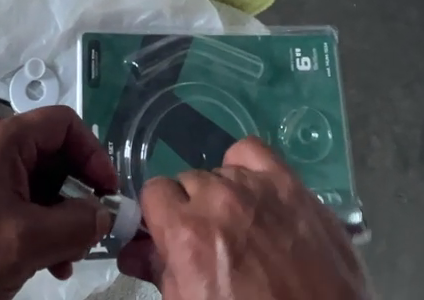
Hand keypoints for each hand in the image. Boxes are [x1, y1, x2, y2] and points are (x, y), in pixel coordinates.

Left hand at [0, 106, 118, 299]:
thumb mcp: (26, 242)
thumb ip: (75, 224)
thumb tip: (104, 214)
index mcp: (2, 139)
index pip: (64, 124)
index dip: (93, 155)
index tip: (108, 196)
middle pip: (49, 154)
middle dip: (75, 195)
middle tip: (89, 235)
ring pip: (31, 184)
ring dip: (56, 218)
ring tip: (63, 262)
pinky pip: (9, 203)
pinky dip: (31, 227)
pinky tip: (37, 264)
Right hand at [116, 137, 364, 299]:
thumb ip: (159, 271)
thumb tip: (132, 250)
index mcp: (187, 233)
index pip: (154, 192)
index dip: (161, 217)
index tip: (172, 236)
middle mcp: (219, 200)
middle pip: (188, 181)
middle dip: (193, 209)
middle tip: (211, 244)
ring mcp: (257, 188)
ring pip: (220, 171)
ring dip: (223, 194)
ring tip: (242, 229)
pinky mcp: (291, 185)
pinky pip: (252, 151)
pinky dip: (246, 166)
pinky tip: (253, 193)